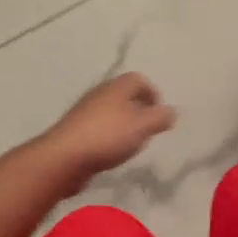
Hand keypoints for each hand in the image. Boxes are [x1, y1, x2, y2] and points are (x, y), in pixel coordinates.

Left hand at [42, 73, 177, 180]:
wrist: (65, 156)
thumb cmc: (108, 136)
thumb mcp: (142, 126)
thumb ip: (160, 117)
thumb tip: (172, 112)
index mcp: (118, 86)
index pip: (139, 80)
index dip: (153, 93)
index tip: (160, 114)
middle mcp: (102, 92)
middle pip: (125, 94)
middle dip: (139, 109)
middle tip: (148, 128)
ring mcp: (86, 111)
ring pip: (111, 111)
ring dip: (124, 123)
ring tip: (132, 143)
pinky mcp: (76, 130)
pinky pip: (99, 128)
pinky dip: (109, 136)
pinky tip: (111, 153)